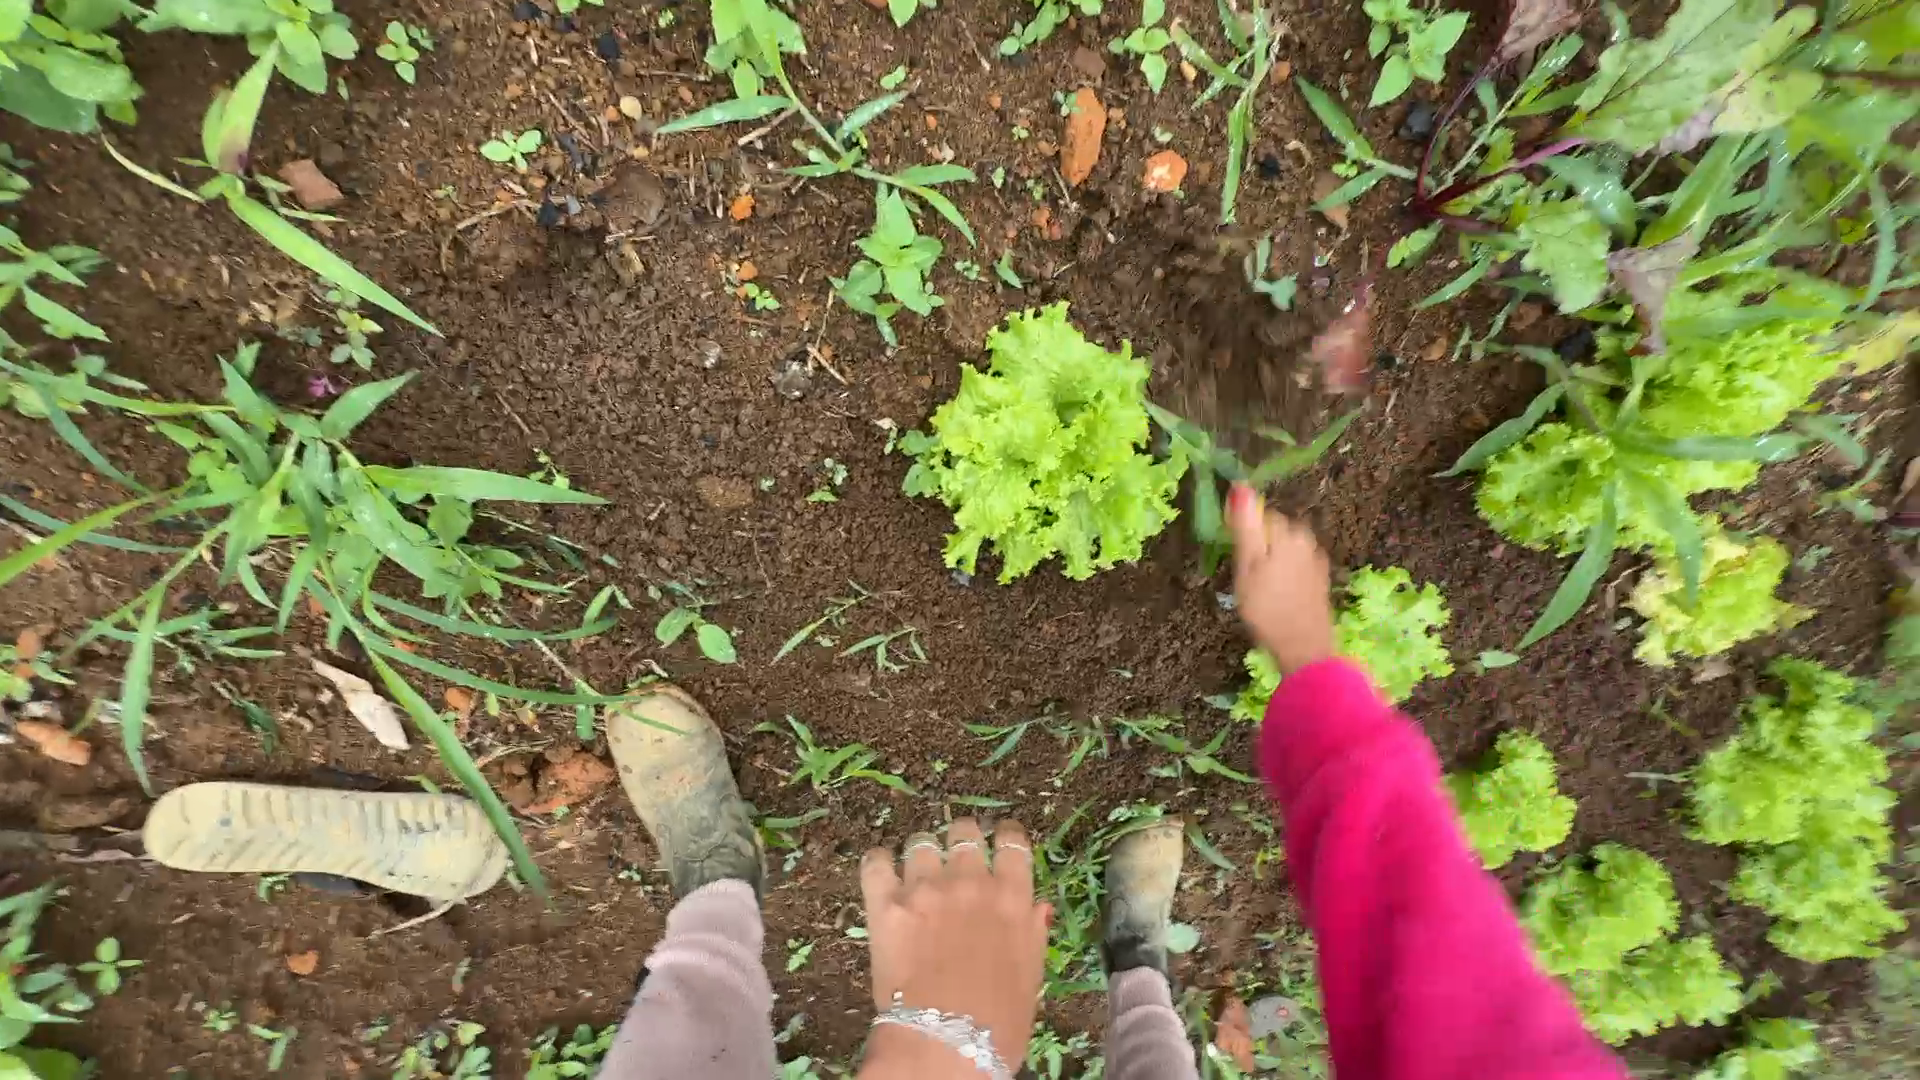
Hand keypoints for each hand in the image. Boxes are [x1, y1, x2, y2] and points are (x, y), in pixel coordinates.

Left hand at [857, 819, 1050, 1078]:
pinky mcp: (887, 905)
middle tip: (956, 858)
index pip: (1012, 840)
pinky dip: (878, 863)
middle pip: (964, 832)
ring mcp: (925, 888)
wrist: (944, 1050)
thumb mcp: (1030, 977)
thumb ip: (1032, 933)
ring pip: (921, 843)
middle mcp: (969, 881)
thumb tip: (1037, 905)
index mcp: (1010, 896)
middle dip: (961, 840)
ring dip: (921, 855)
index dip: (1005, 837)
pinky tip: (881, 870)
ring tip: (917, 873)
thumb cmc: (998, 1024)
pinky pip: (876, 862)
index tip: (999, 842)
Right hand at [1228, 484, 1334, 675]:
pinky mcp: (1319, 581)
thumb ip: (1245, 524)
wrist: (1303, 647)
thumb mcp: (1247, 564)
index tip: (1236, 556)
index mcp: (1288, 533)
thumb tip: (1239, 486)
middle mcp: (1307, 541)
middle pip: (1274, 531)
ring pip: (1284, 549)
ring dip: (1271, 561)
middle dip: (1259, 546)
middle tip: (1245, 575)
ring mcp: (1316, 561)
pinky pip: (1295, 566)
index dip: (1244, 533)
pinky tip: (1276, 594)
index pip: (1260, 515)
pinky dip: (1283, 575)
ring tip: (1259, 587)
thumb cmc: (1267, 606)